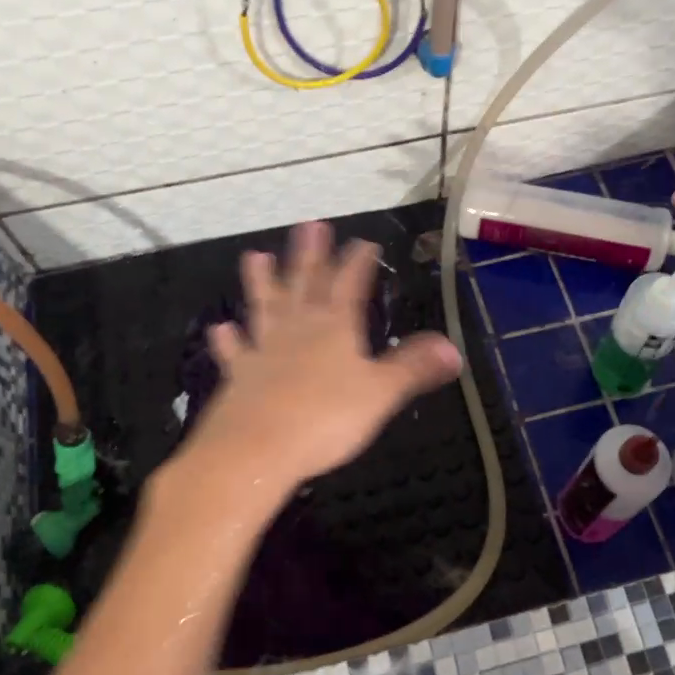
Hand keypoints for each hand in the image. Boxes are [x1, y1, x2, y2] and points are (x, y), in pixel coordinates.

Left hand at [174, 221, 461, 501]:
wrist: (256, 449)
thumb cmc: (325, 418)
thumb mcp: (380, 393)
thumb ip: (413, 368)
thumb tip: (453, 349)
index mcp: (334, 328)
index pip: (349, 285)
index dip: (357, 262)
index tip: (364, 242)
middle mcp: (297, 330)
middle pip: (304, 284)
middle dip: (309, 255)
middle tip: (309, 224)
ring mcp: (264, 350)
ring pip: (264, 307)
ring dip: (261, 282)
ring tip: (255, 255)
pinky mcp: (239, 376)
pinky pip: (235, 352)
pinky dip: (228, 340)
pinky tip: (221, 328)